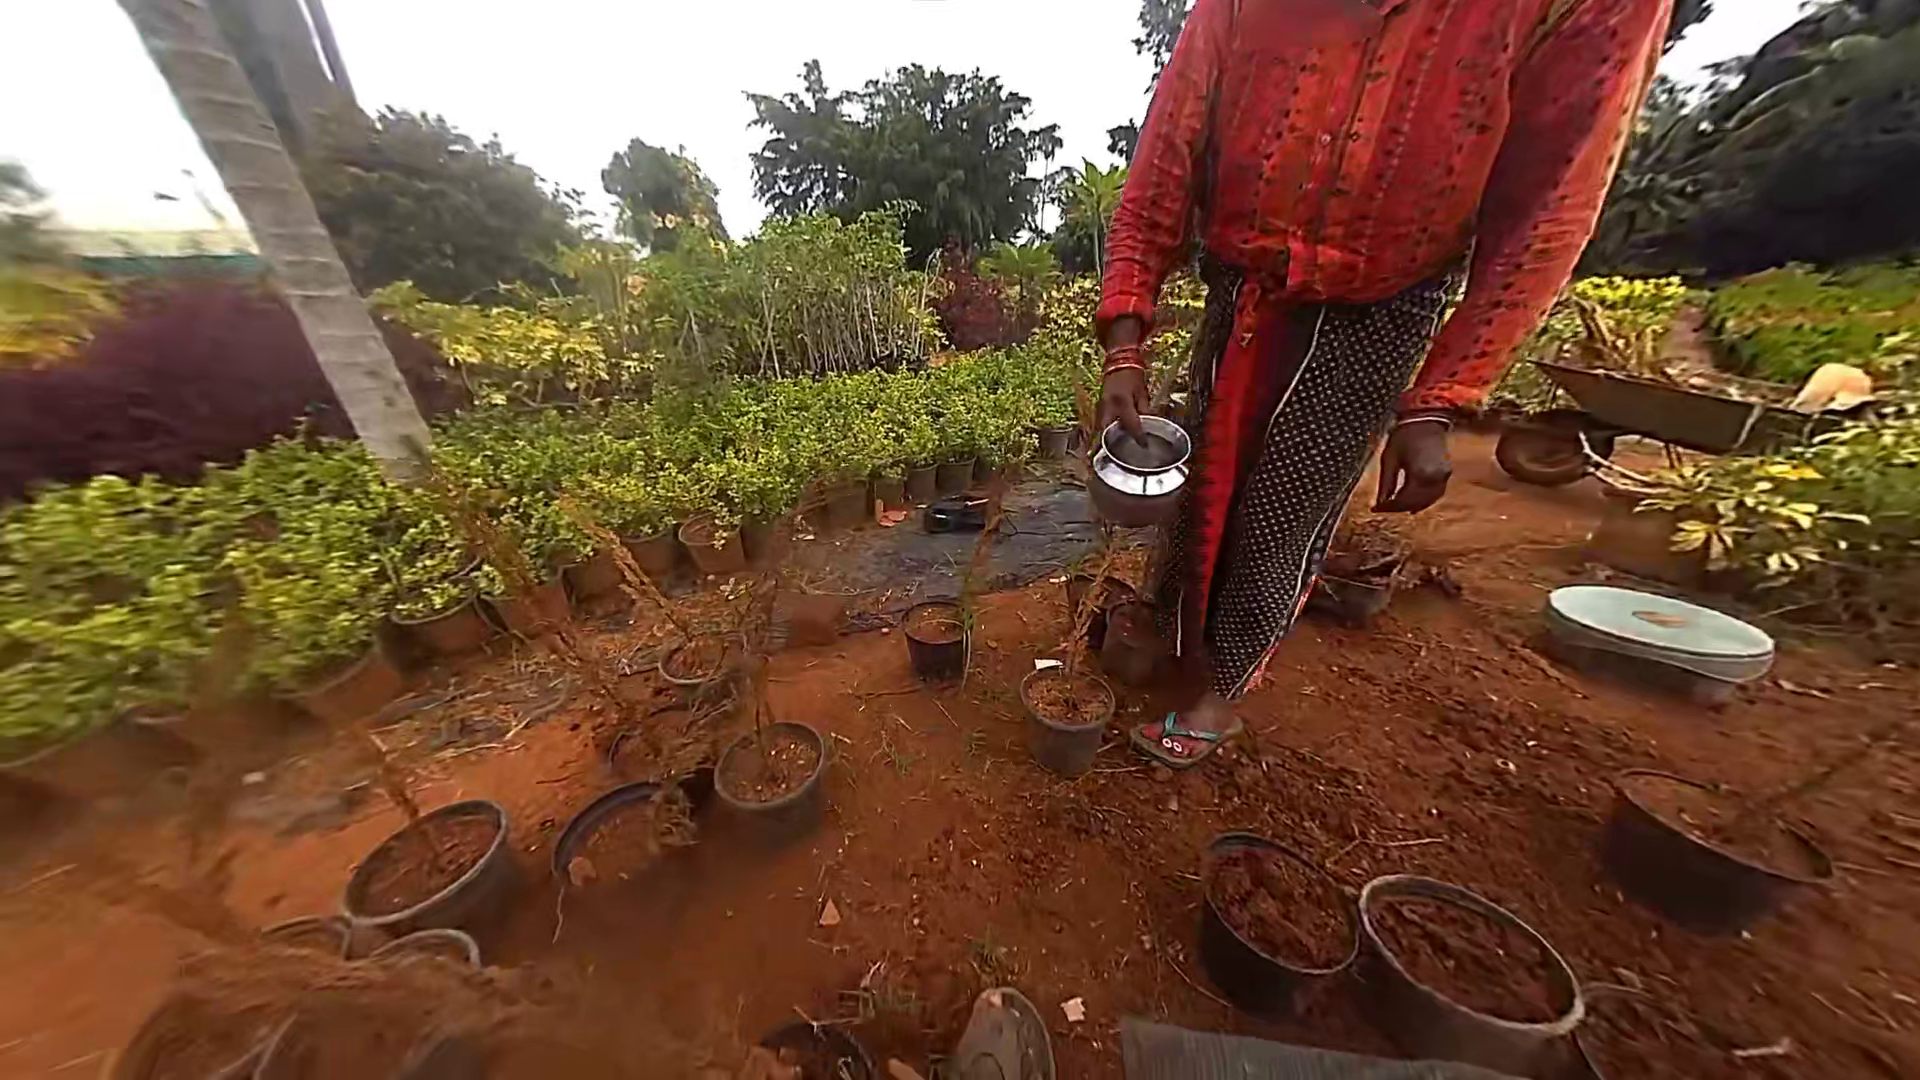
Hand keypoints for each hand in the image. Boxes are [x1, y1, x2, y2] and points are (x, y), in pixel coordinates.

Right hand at [1097, 367, 1149, 441]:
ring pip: (1102, 429)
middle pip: (1108, 432)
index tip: (1144, 445)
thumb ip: (1144, 411)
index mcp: (1122, 402)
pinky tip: (1111, 435)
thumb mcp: (1142, 393)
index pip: (1131, 424)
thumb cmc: (1133, 375)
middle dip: (1113, 443)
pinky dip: (1105, 430)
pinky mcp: (1099, 407)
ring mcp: (1101, 407)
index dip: (1138, 436)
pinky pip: (1101, 423)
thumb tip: (1147, 426)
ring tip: (1115, 445)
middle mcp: (1109, 407)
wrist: (1119, 361)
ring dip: (1107, 438)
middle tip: (1121, 450)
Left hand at [1373, 418, 1451, 512]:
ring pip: (1428, 500)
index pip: (1404, 500)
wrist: (1425, 422)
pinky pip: (1436, 493)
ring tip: (1394, 506)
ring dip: (1411, 506)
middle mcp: (1436, 478)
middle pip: (1416, 503)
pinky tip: (1412, 502)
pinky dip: (1424, 500)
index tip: (1374, 509)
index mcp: (1420, 474)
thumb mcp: (1388, 461)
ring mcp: (1444, 475)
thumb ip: (1386, 484)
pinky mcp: (1447, 473)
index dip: (1388, 507)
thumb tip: (1379, 503)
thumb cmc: (1403, 438)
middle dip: (1398, 508)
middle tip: (1382, 508)